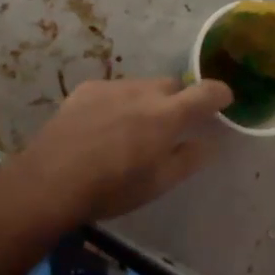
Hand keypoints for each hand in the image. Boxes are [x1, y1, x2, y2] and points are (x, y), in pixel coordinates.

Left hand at [12, 78, 234, 222]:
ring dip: (147, 101)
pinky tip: (103, 127)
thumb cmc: (111, 188)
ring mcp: (113, 87)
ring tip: (132, 130)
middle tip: (171, 126)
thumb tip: (208, 143)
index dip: (220, 94)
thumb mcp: (158, 183)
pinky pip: (114, 90)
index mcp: (167, 115)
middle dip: (179, 100)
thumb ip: (188, 159)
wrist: (51, 180)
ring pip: (142, 86)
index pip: (206, 92)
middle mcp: (143, 92)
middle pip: (173, 85)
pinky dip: (119, 103)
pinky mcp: (86, 89)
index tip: (223, 101)